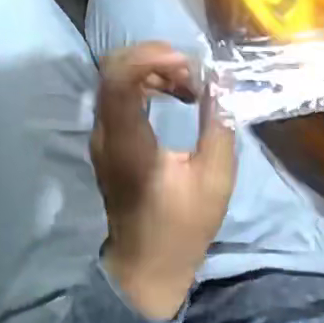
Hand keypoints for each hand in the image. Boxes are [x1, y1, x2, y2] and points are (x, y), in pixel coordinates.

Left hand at [91, 43, 236, 318]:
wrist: (146, 265)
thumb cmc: (183, 225)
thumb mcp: (215, 177)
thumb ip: (219, 123)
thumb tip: (222, 80)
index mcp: (128, 145)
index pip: (120, 81)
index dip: (150, 58)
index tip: (188, 65)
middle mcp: (105, 134)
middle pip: (113, 69)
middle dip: (155, 56)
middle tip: (192, 71)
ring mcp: (102, 136)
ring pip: (115, 76)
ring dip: (153, 67)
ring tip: (190, 84)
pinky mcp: (107, 138)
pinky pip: (119, 91)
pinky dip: (147, 80)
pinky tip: (176, 93)